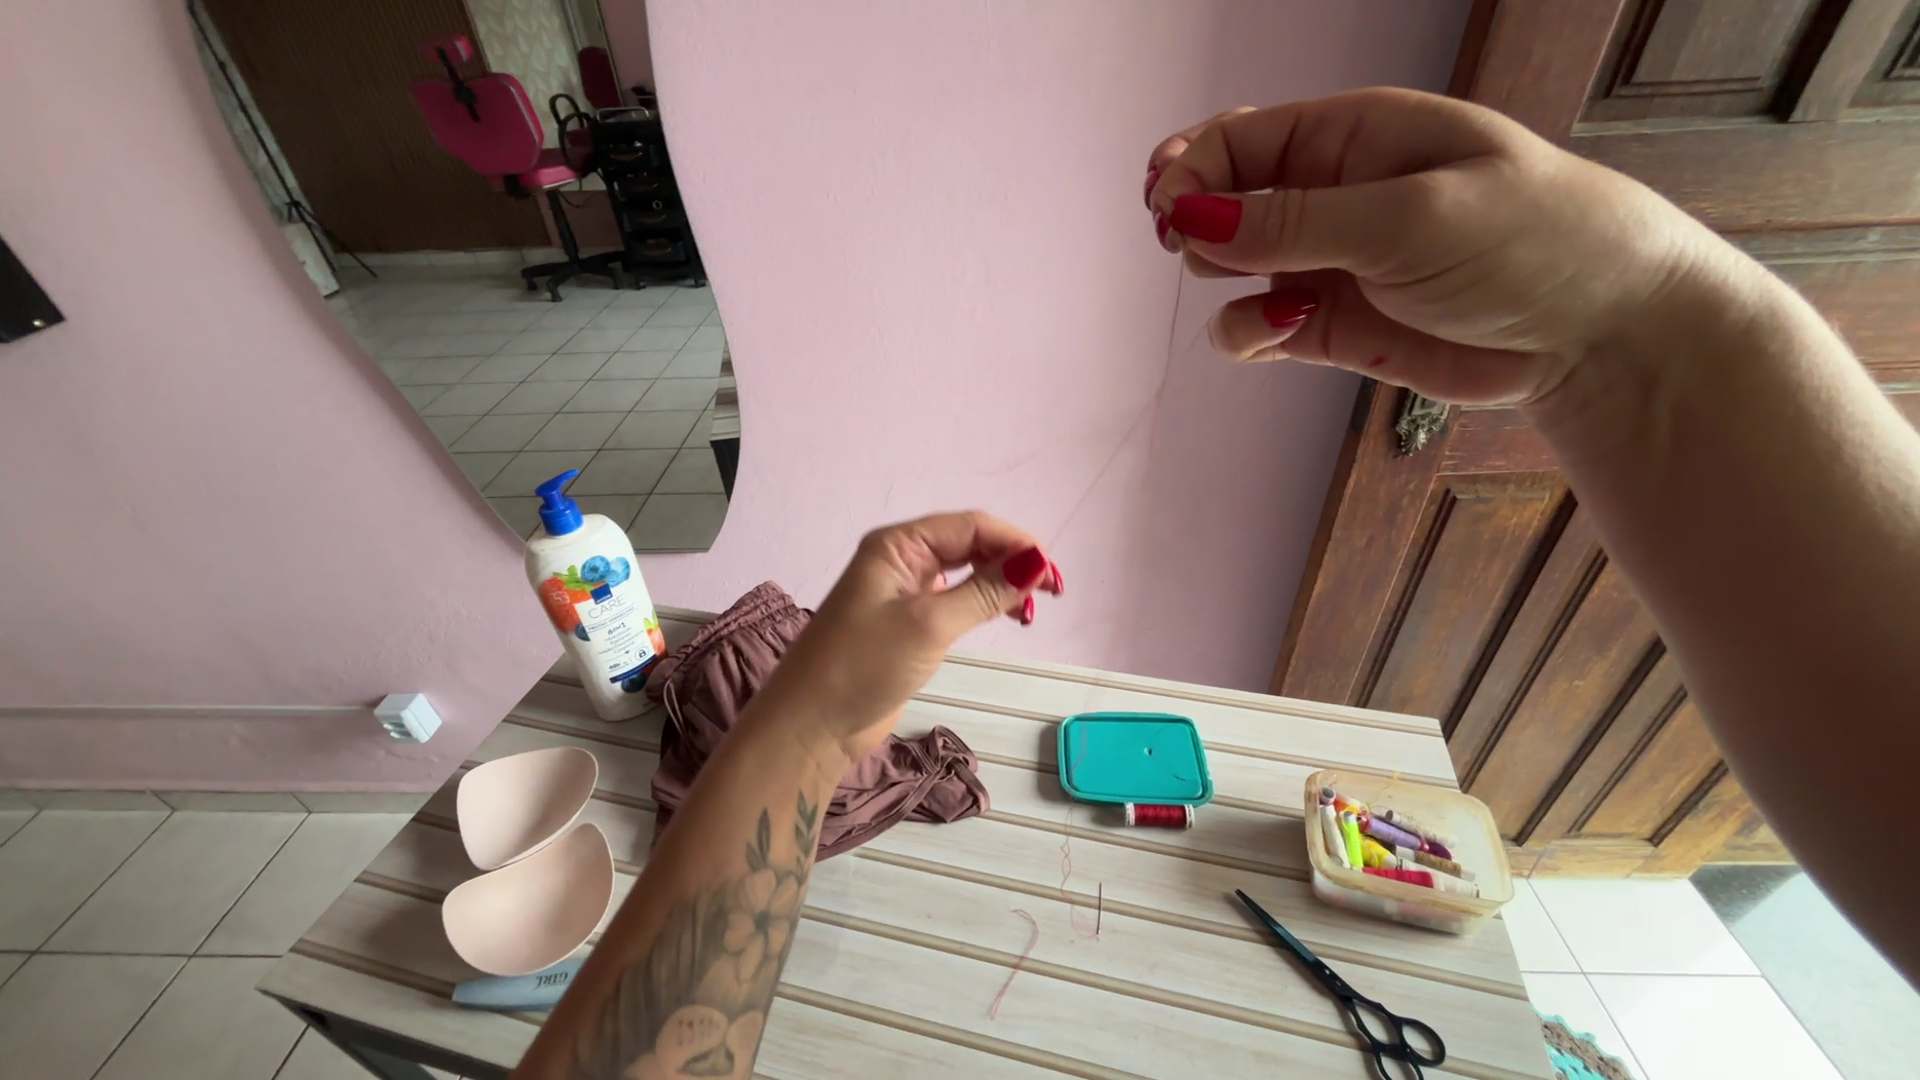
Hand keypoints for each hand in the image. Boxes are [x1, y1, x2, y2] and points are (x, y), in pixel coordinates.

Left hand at [753, 512, 1062, 764]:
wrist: (812, 725)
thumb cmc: (863, 665)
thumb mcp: (929, 624)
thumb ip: (984, 591)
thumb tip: (1035, 562)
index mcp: (898, 545)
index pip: (970, 526)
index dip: (1016, 542)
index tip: (1051, 572)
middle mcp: (902, 560)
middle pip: (971, 545)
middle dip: (1013, 561)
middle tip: (1052, 593)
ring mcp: (905, 592)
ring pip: (966, 573)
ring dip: (1002, 584)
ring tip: (1031, 612)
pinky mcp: (909, 623)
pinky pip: (957, 600)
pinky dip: (985, 605)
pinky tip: (1006, 617)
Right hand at [1144, 88, 1749, 405]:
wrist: (1592, 337)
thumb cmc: (1529, 243)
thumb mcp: (1407, 218)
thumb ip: (1291, 221)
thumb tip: (1187, 216)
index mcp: (1352, 138)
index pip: (1239, 140)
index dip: (1190, 170)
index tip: (1164, 210)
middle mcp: (1327, 197)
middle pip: (1220, 201)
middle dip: (1197, 224)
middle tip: (1205, 252)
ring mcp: (1321, 264)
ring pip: (1226, 267)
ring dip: (1223, 280)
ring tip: (1271, 295)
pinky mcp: (1323, 326)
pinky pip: (1251, 326)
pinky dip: (1247, 333)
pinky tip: (1277, 331)